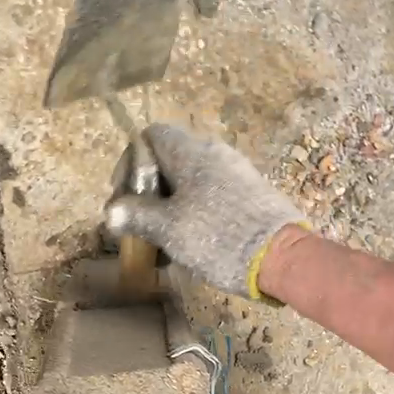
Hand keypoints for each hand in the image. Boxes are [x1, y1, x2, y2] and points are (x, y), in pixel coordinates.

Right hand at [105, 124, 306, 299]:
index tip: (124, 196)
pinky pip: (213, 199)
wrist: (282, 257)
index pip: (152, 136)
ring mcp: (237, 175)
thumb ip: (137, 216)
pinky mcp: (251, 197)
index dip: (131, 162)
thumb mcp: (169, 229)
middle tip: (141, 226)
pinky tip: (193, 248)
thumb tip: (111, 212)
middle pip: (171, 162)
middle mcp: (215, 154)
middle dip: (151, 193)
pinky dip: (196, 217)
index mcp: (191, 153)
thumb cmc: (218, 237)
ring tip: (163, 245)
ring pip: (192, 185)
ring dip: (172, 210)